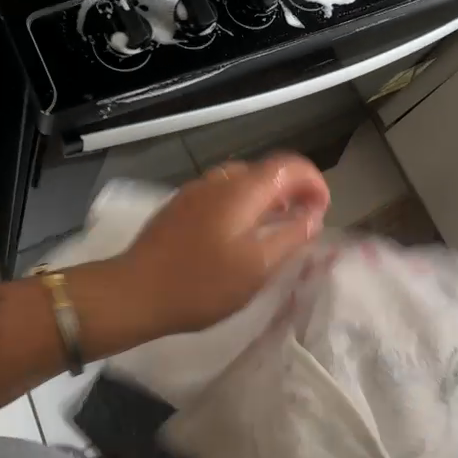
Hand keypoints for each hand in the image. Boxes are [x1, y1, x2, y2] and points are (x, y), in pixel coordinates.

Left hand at [115, 153, 330, 334]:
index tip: (323, 210)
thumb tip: (314, 215)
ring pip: (243, 182)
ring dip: (267, 198)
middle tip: (304, 222)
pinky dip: (243, 205)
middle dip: (293, 190)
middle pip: (267, 171)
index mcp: (243, 189)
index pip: (289, 165)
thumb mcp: (258, 268)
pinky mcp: (181, 204)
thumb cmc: (202, 284)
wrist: (135, 291)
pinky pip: (223, 193)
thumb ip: (291, 236)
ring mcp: (197, 189)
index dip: (314, 182)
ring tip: (274, 230)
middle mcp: (220, 179)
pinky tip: (239, 235)